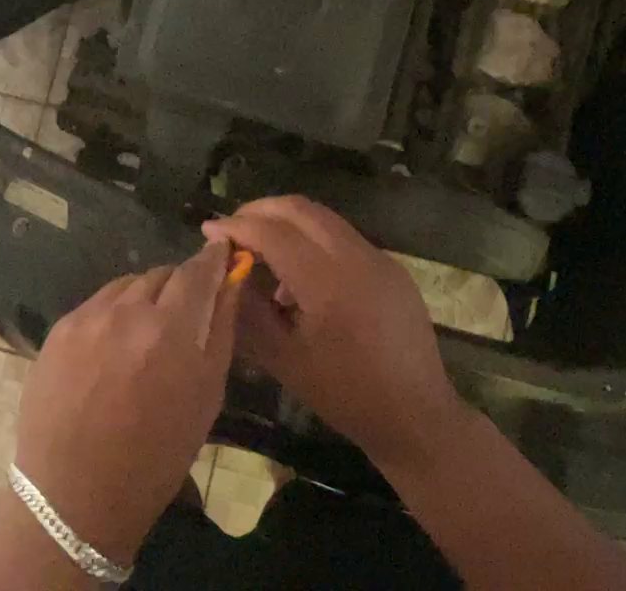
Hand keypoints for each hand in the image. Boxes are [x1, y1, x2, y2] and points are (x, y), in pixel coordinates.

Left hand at [13, 241, 240, 563]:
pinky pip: (97, 304)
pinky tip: (113, 347)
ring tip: (146, 334)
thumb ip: (221, 331)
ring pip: (127, 285)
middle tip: (184, 314)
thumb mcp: (205, 397)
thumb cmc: (155, 457)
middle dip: (179, 286)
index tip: (222, 255)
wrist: (74, 496)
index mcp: (171, 330)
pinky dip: (113, 314)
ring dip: (144, 298)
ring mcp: (87, 317)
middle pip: (162, 275)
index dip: (213, 260)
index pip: (198, 271)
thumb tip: (231, 281)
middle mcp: (127, 311)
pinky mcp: (59, 329)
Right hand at [203, 195, 470, 469]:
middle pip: (299, 209)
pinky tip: (298, 277)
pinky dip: (311, 240)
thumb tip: (225, 272)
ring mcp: (379, 259)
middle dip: (258, 211)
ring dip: (285, 224)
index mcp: (328, 283)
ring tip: (260, 253)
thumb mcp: (284, 359)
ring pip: (322, 219)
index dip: (236, 226)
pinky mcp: (390, 267)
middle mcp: (357, 258)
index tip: (208, 231)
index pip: (273, 233)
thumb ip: (249, 311)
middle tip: (231, 231)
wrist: (417, 417)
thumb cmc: (344, 395)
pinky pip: (341, 238)